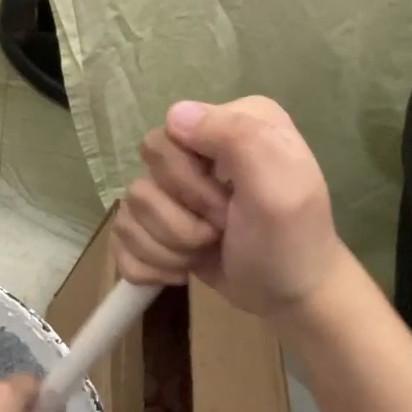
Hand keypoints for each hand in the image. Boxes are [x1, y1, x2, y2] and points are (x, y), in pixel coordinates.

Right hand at [115, 96, 344, 317]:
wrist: (288, 298)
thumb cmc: (290, 242)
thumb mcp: (282, 187)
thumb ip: (238, 138)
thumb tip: (175, 114)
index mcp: (227, 125)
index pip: (163, 140)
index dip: (186, 182)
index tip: (229, 204)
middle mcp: (193, 149)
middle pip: (141, 182)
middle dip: (178, 220)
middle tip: (220, 229)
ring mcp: (168, 189)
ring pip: (128, 215)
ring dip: (168, 247)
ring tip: (204, 251)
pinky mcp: (150, 225)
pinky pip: (120, 242)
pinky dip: (150, 265)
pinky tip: (181, 268)